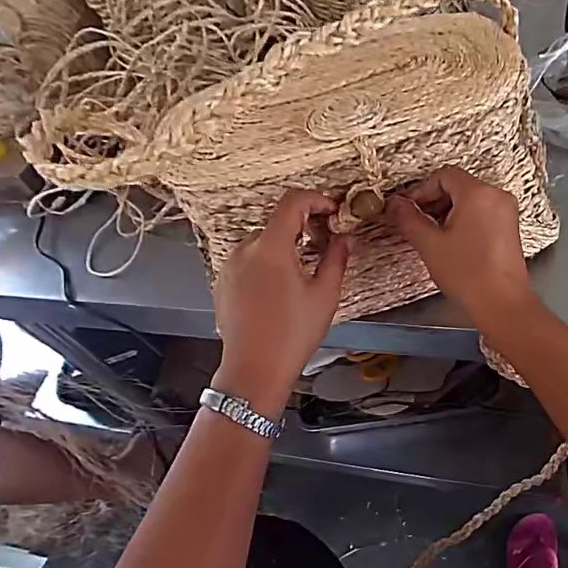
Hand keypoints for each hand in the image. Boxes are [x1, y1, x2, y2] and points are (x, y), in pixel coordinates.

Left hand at [212, 189, 350, 416]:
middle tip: (326, 243)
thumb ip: (336, 258)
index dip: (316, 199)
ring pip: (264, 242)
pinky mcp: (224, 281)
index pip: (293, 201)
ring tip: (305, 270)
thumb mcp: (324, 295)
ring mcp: (230, 266)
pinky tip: (283, 286)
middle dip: (304, 226)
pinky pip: (249, 260)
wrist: (254, 369)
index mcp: (271, 248)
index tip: (332, 209)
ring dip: (286, 245)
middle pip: (278, 222)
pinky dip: (268, 262)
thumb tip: (344, 239)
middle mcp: (245, 250)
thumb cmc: (291, 335)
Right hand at [387, 167, 537, 324]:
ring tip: (433, 237)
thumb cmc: (468, 273)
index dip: (421, 190)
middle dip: (434, 202)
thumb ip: (409, 219)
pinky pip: (482, 213)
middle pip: (458, 186)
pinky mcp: (509, 228)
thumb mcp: (430, 244)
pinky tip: (452, 243)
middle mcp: (496, 196)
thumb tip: (395, 204)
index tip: (408, 209)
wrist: (502, 303)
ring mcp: (506, 212)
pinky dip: (464, 220)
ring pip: (470, 200)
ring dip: (447, 212)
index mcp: (478, 193)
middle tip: (417, 223)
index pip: (444, 176)